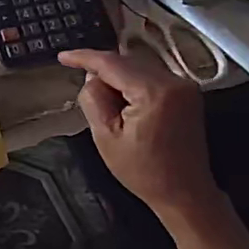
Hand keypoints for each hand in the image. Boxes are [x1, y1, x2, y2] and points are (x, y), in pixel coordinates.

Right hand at [58, 48, 221, 220]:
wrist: (184, 191)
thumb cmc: (142, 170)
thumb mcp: (105, 136)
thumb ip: (93, 99)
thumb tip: (91, 78)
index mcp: (154, 93)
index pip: (112, 63)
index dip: (84, 57)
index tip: (62, 57)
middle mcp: (174, 82)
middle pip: (127, 61)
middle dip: (101, 68)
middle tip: (78, 81)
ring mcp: (184, 87)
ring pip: (138, 67)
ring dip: (116, 75)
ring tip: (99, 96)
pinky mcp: (186, 94)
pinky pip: (151, 76)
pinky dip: (130, 81)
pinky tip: (119, 98)